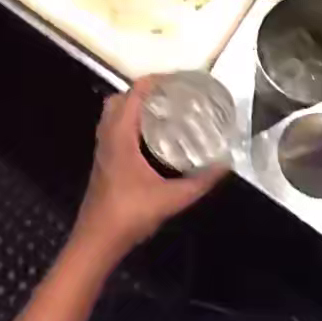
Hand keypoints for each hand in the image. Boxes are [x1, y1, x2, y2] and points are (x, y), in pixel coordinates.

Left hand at [71, 79, 226, 257]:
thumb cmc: (129, 214)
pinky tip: (150, 137)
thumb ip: (199, 182)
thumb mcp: (170, 199)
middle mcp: (108, 136)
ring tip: (163, 110)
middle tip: (171, 95)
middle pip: (120, 99)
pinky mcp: (103, 160)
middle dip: (143, 91)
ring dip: (134, 106)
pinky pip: (113, 128)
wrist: (97, 240)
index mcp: (120, 136)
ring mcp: (102, 148)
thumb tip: (224, 166)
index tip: (177, 80)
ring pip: (114, 114)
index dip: (153, 81)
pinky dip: (129, 121)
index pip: (133, 94)